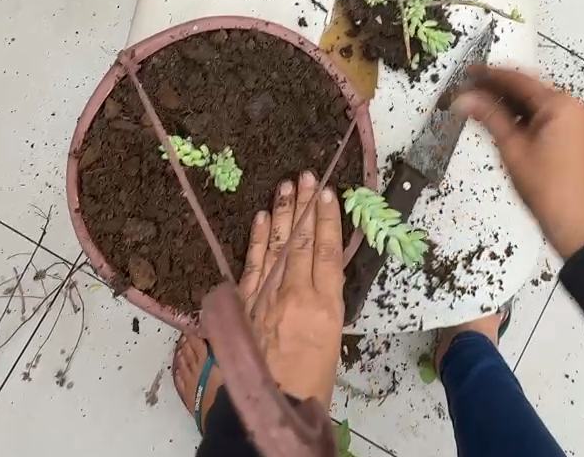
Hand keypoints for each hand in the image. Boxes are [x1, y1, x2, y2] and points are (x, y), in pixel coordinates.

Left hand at [236, 172, 344, 407]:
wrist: (273, 406)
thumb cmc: (312, 382)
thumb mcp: (334, 338)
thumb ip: (327, 298)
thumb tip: (322, 268)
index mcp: (324, 306)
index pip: (326, 250)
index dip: (328, 219)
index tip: (328, 194)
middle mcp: (296, 294)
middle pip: (302, 240)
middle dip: (305, 205)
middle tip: (307, 176)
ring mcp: (268, 296)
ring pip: (278, 245)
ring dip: (283, 212)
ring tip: (286, 185)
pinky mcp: (248, 304)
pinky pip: (254, 264)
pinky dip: (258, 239)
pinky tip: (262, 217)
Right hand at [453, 67, 583, 257]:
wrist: (578, 226)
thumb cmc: (548, 189)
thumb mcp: (512, 148)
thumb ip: (488, 116)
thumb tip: (464, 98)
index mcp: (561, 104)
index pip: (518, 80)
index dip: (489, 76)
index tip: (468, 72)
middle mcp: (573, 107)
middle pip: (528, 90)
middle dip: (497, 91)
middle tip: (468, 91)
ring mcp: (577, 121)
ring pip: (535, 104)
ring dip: (509, 105)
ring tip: (479, 107)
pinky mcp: (576, 135)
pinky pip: (545, 117)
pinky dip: (524, 118)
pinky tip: (502, 122)